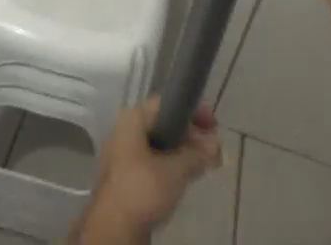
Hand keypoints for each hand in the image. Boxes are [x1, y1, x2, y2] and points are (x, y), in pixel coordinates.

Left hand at [74, 98, 222, 242]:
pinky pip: (152, 161)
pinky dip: (171, 164)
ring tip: (204, 163)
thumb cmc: (143, 189)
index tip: (213, 125)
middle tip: (212, 147)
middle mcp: (124, 131)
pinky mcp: (125, 177)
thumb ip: (198, 153)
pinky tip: (186, 176)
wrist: (113, 228)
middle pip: (163, 123)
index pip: (166, 103)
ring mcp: (122, 155)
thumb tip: (216, 144)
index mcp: (132, 119)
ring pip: (158, 144)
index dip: (192, 110)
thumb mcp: (177, 169)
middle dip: (190, 134)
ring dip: (182, 151)